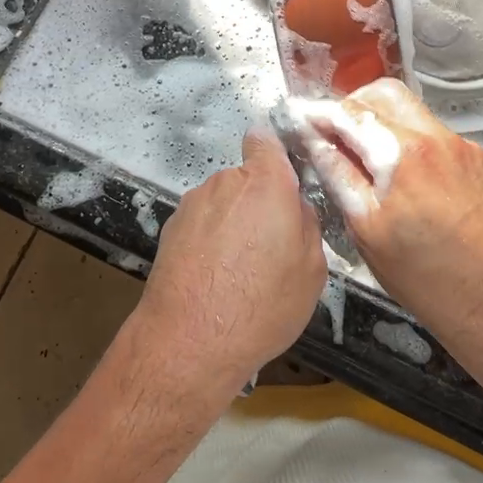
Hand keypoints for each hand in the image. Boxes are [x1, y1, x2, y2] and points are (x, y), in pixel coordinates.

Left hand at [134, 128, 325, 386]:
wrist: (189, 341)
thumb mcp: (312, 271)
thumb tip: (295, 208)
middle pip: (246, 179)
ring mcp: (193, 203)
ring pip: (222, 203)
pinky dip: (208, 242)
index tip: (283, 185)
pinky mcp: (170, 227)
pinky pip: (201, 224)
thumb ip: (307, 225)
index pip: (265, 140)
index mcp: (266, 184)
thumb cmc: (262, 305)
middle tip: (268, 247)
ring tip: (238, 271)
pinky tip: (213, 279)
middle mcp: (226, 182)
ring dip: (231, 224)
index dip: (274, 156)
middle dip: (258, 204)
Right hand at [294, 79, 482, 343]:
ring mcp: (459, 145)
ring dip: (381, 122)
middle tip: (333, 134)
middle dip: (352, 106)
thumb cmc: (426, 277)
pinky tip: (401, 176)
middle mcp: (435, 137)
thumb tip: (315, 142)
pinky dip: (408, 140)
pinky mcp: (475, 159)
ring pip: (409, 110)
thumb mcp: (366, 228)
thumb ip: (338, 174)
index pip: (349, 112)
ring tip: (366, 159)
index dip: (319, 113)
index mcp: (402, 154)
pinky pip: (432, 132)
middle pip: (383, 93)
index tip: (302, 119)